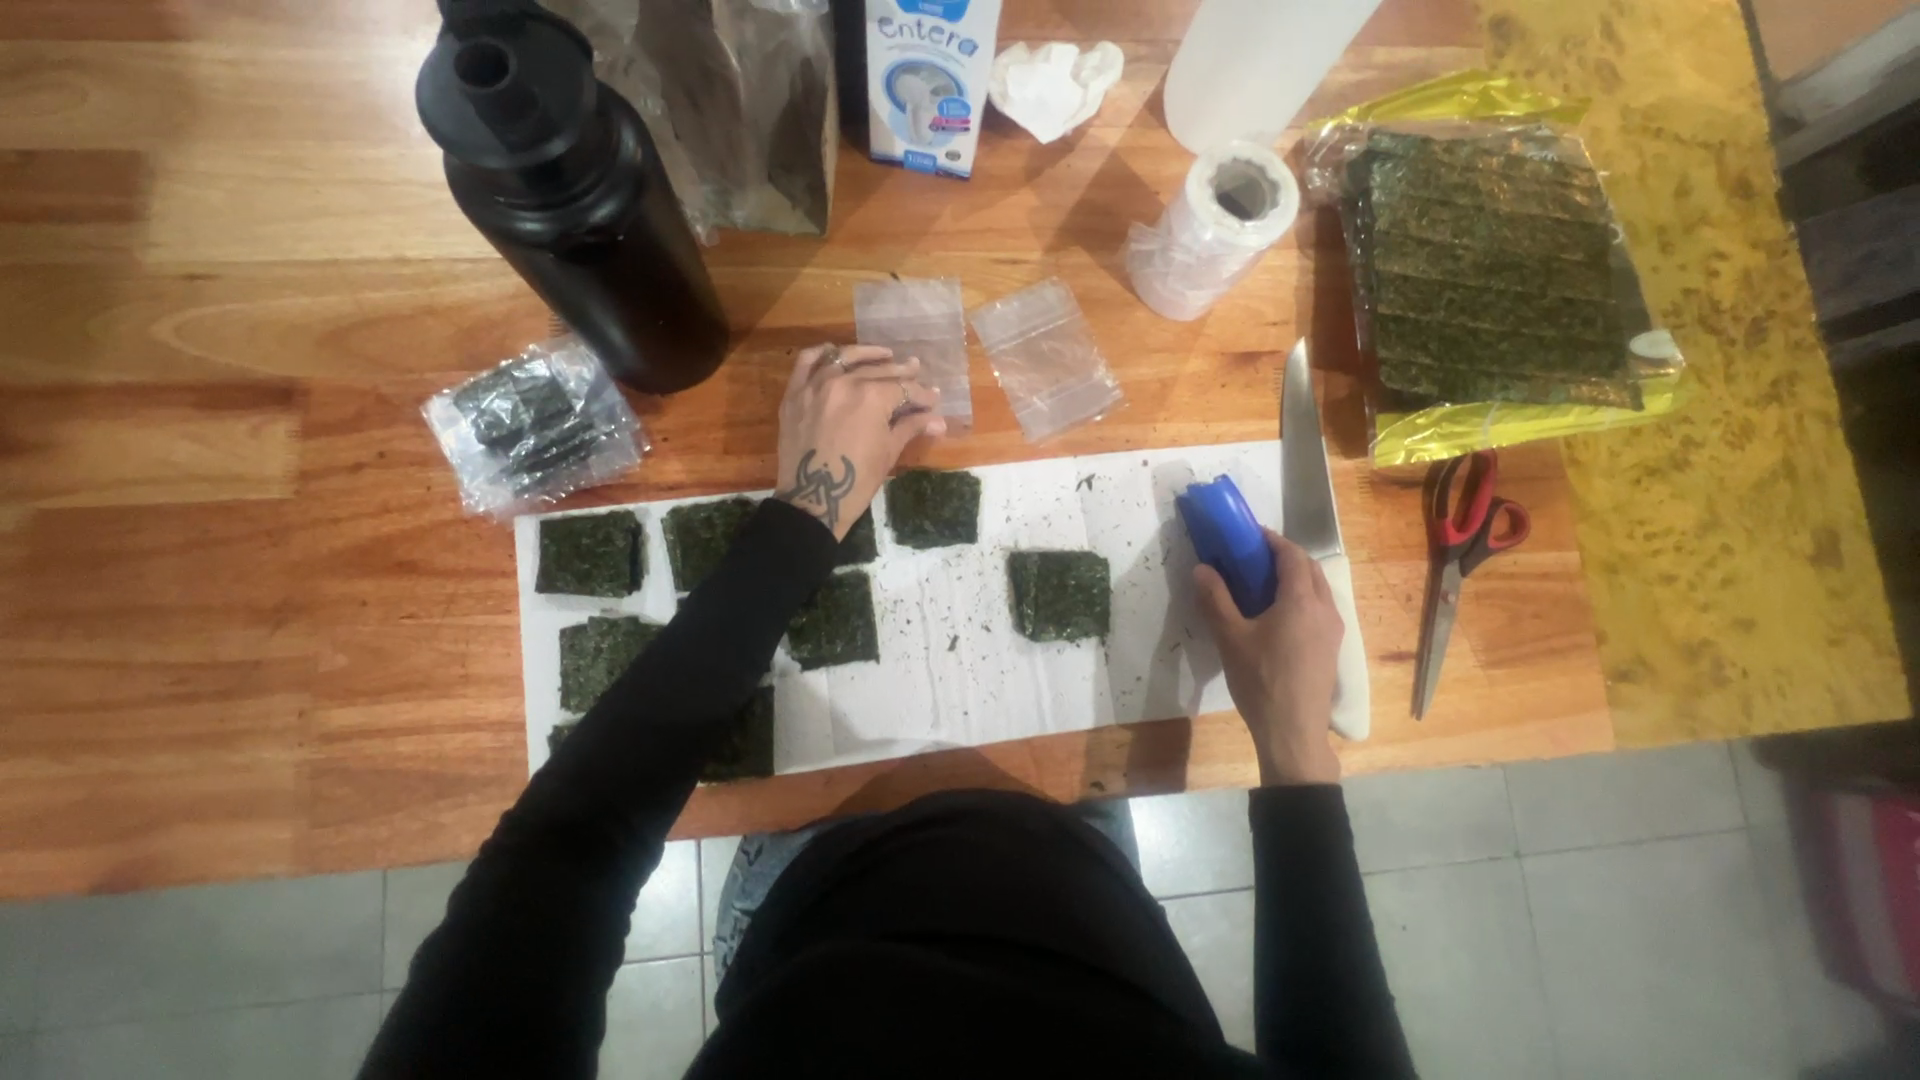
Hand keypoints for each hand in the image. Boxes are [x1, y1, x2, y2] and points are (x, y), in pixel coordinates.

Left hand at [773, 343, 943, 539]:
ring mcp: (816, 384)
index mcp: (872, 397)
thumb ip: (911, 427)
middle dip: (901, 372)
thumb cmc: (857, 480)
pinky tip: (836, 353)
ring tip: (884, 355)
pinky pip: (807, 362)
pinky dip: (823, 353)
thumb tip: (939, 420)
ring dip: (867, 355)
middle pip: (878, 370)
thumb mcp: (888, 451)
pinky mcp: (794, 393)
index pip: (904, 388)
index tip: (933, 399)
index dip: (921, 394)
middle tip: (915, 369)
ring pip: (845, 359)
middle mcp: (844, 381)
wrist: (812, 498)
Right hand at [1192, 530, 1344, 785]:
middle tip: (1252, 557)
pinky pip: (1319, 608)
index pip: (1291, 555)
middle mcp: (1324, 608)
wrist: (1293, 731)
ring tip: (1262, 584)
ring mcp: (1333, 630)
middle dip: (1284, 556)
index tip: (1248, 535)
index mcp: (1301, 600)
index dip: (1271, 540)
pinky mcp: (1331, 648)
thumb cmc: (1260, 681)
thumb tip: (1202, 569)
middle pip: (1309, 568)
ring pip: (1318, 589)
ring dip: (1294, 577)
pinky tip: (1277, 615)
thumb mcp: (1230, 638)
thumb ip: (1215, 600)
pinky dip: (1300, 598)